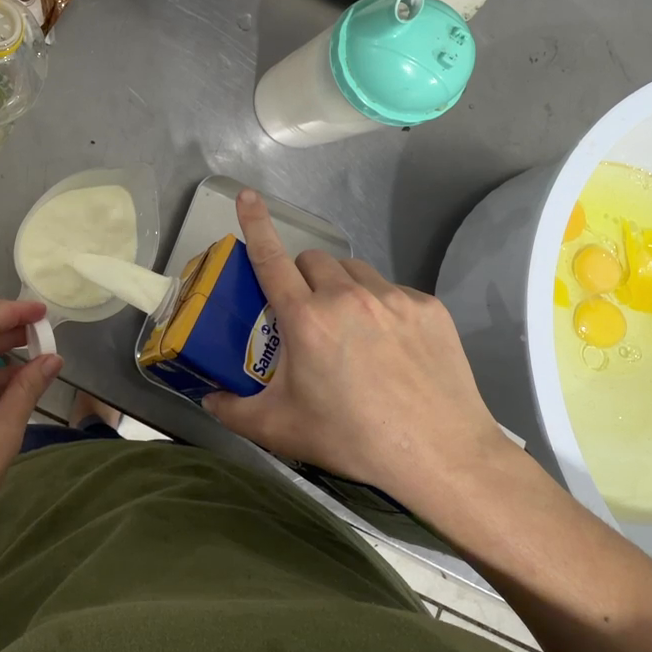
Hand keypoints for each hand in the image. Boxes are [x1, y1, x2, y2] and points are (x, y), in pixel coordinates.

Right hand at [202, 190, 508, 499]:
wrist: (441, 456)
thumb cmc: (352, 439)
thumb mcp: (280, 429)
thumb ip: (234, 410)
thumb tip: (210, 398)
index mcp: (305, 319)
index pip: (270, 258)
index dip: (255, 224)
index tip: (247, 196)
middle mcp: (346, 297)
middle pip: (312, 260)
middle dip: (300, 277)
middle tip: (304, 315)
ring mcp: (392, 299)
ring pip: (353, 271)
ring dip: (339, 287)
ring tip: (348, 328)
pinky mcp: (428, 308)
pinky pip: (392, 291)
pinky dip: (380, 306)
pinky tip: (389, 345)